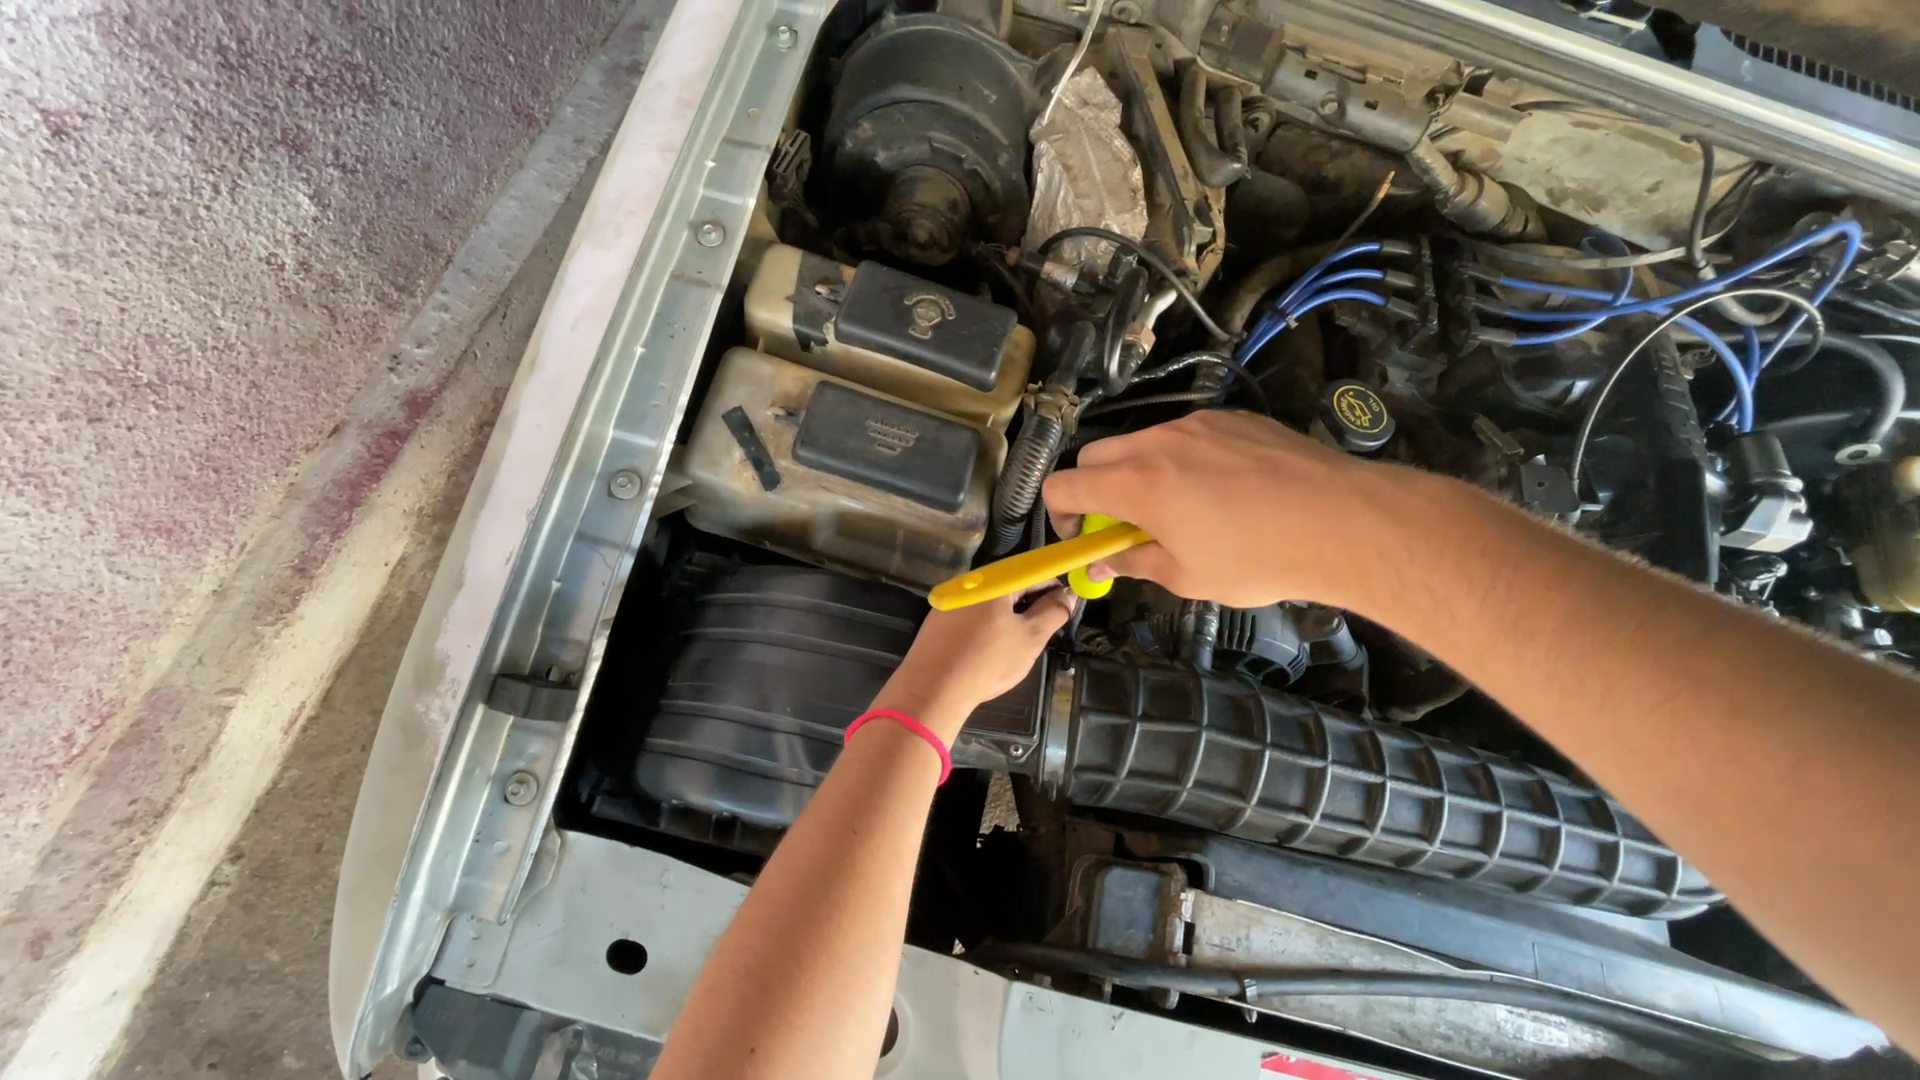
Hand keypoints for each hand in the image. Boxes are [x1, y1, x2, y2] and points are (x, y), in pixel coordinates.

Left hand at [876, 587, 1075, 740]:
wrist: (932, 690)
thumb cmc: (987, 662)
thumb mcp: (1030, 638)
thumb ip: (1054, 612)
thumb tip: (1069, 594)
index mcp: (993, 581)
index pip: (1031, 571)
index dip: (1054, 584)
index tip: (1068, 601)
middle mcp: (970, 584)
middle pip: (1010, 584)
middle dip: (1033, 600)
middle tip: (1050, 623)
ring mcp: (951, 601)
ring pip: (991, 601)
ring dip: (1011, 613)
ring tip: (1023, 639)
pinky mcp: (938, 620)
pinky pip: (973, 614)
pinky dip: (990, 624)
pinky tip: (993, 646)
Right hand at [1043, 410, 1423, 611]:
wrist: (1343, 521)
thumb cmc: (1258, 559)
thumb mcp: (1186, 576)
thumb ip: (1132, 563)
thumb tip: (1100, 562)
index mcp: (1137, 483)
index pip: (1064, 484)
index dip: (1060, 514)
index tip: (1082, 538)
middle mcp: (1158, 442)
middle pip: (1095, 456)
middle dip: (1095, 490)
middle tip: (1127, 526)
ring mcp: (1198, 423)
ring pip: (1143, 442)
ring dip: (1139, 473)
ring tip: (1182, 509)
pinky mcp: (1233, 418)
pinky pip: (1187, 435)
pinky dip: (1182, 459)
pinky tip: (1224, 490)